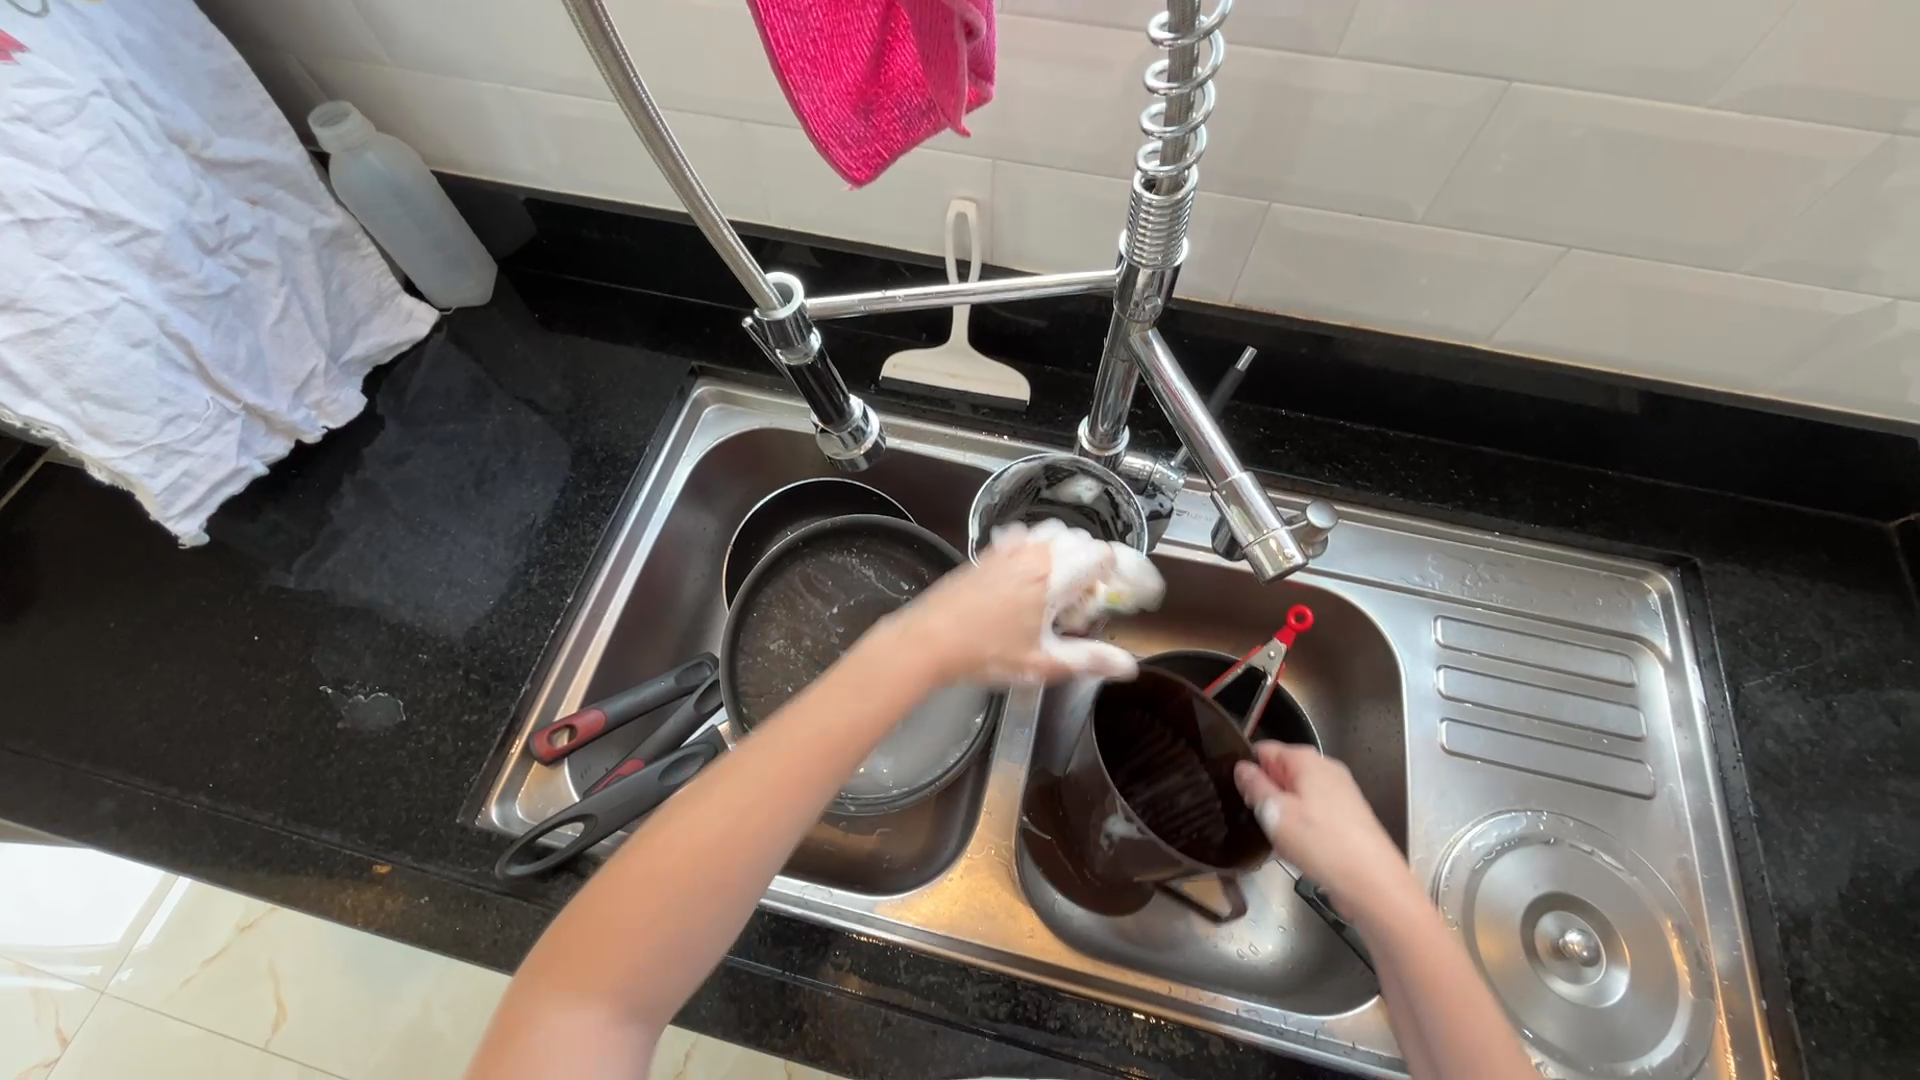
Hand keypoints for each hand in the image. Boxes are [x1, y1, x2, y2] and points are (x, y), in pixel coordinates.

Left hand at [875, 529, 1136, 685]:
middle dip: (1090, 565)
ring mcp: (1007, 550)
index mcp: (1053, 576)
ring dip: (1063, 554)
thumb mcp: (1042, 663)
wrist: (928, 640)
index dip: (1114, 573)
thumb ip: (1088, 659)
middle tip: (1082, 602)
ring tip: (1057, 590)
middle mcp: (1033, 554)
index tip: (1112, 595)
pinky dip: (1034, 550)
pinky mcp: (987, 555)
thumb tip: (1127, 665)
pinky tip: (1026, 579)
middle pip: (1078, 540)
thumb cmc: (984, 653)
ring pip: (1050, 534)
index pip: (1101, 554)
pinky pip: (1021, 538)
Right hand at [1233, 742, 1413, 919]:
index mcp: (1307, 760)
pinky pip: (1314, 813)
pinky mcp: (1350, 818)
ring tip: (1278, 840)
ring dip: (1283, 814)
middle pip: (1282, 772)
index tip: (1242, 794)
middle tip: (1258, 820)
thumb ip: (1254, 785)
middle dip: (1267, 793)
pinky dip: (1302, 827)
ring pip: (1297, 795)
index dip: (1248, 769)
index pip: (1264, 750)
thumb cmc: (1321, 843)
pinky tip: (1298, 850)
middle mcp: (1326, 770)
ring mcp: (1341, 794)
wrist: (1374, 884)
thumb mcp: (1275, 812)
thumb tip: (1242, 767)